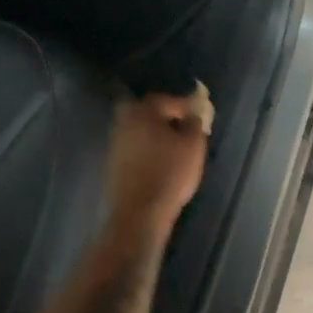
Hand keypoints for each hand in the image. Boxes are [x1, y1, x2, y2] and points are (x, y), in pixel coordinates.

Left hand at [105, 93, 207, 230]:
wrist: (139, 213)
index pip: (167, 100)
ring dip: (156, 134)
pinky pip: (135, 148)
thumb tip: (194, 112)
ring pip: (140, 131)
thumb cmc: (170, 173)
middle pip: (149, 113)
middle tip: (185, 128)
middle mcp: (124, 122)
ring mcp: (115, 144)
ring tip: (175, 147)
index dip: (186, 106)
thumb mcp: (193, 144)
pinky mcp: (112, 164)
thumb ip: (195, 122)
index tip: (201, 114)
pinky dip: (148, 150)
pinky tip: (161, 161)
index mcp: (142, 112)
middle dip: (168, 118)